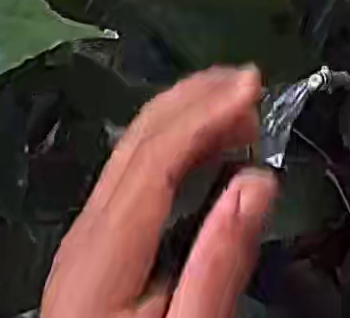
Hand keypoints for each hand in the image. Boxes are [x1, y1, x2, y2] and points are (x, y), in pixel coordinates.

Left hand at [44, 68, 277, 317]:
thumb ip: (220, 265)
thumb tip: (260, 179)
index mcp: (103, 253)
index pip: (156, 156)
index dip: (206, 111)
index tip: (255, 86)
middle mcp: (89, 225)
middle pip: (140, 135)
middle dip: (198, 95)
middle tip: (253, 82)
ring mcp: (89, 227)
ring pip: (136, 139)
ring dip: (191, 107)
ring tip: (242, 102)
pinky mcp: (100, 235)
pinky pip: (139, 161)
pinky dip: (180, 133)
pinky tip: (211, 138)